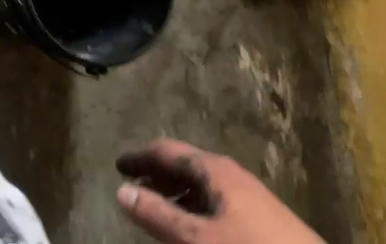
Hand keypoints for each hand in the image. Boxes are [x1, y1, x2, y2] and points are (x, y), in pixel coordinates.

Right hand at [116, 139, 323, 243]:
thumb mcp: (198, 240)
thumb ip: (159, 216)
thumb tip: (122, 190)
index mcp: (216, 171)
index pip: (168, 151)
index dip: (141, 158)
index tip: (118, 167)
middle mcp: (234, 178)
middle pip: (187, 168)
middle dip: (159, 178)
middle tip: (134, 192)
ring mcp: (253, 201)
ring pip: (205, 190)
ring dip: (179, 199)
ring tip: (160, 217)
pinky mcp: (267, 226)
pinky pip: (220, 208)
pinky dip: (198, 214)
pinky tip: (196, 236)